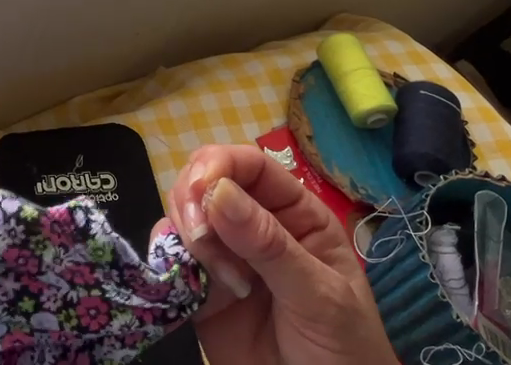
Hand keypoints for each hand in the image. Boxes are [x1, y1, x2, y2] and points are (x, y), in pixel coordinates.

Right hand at [162, 144, 394, 364]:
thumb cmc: (344, 355)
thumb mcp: (319, 298)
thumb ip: (270, 245)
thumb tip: (217, 191)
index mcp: (294, 213)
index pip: (249, 164)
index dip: (219, 165)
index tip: (200, 189)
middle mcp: (254, 223)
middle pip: (205, 177)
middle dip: (194, 198)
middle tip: (200, 238)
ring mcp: (224, 253)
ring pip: (182, 210)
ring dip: (185, 233)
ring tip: (215, 279)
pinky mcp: (198, 286)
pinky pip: (168, 252)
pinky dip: (166, 257)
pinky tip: (187, 285)